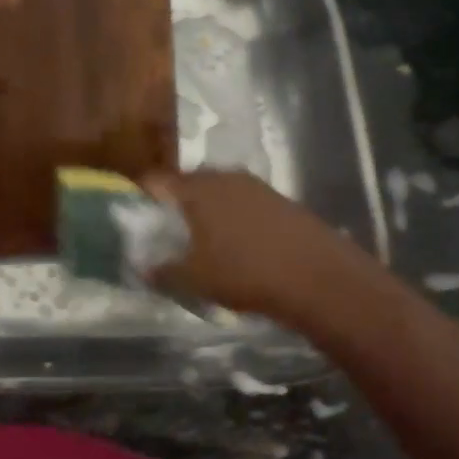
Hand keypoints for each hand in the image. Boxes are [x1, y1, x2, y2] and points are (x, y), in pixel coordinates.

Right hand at [140, 168, 377, 323]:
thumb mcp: (195, 280)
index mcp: (196, 189)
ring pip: (219, 192)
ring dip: (207, 211)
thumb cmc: (246, 273)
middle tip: (167, 232)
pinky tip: (239, 245)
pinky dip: (235, 218)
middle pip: (188, 183)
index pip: (155, 181)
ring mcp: (257, 186)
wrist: (323, 281)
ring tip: (203, 240)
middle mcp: (224, 177)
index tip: (134, 218)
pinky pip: (245, 203)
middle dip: (175, 204)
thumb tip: (141, 268)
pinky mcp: (283, 201)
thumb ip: (162, 271)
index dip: (140, 197)